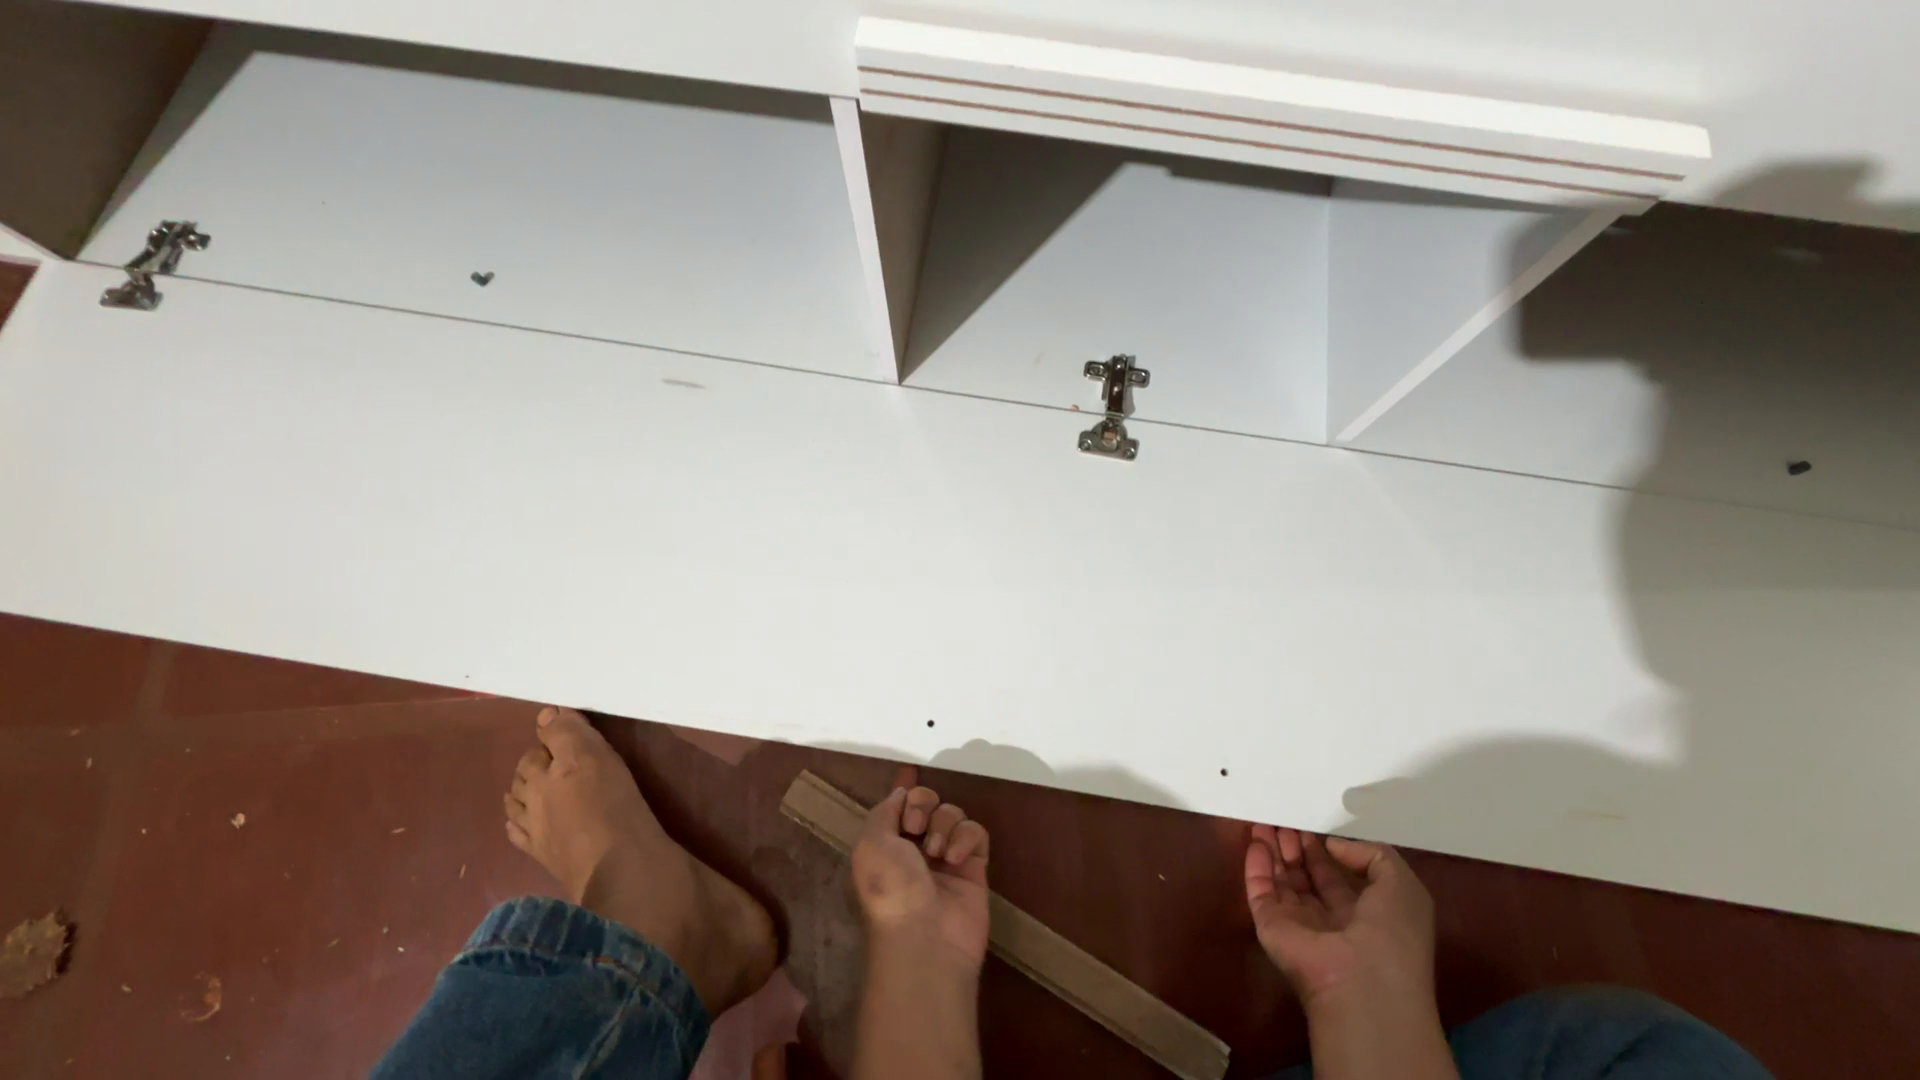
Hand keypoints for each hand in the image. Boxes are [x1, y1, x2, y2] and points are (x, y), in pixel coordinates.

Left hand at [852, 768, 990, 970]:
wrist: (925, 937)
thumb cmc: (890, 888)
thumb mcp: (870, 843)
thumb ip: (885, 810)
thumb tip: (902, 793)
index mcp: (886, 844)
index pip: (898, 806)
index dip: (903, 789)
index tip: (909, 770)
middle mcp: (915, 849)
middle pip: (927, 802)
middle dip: (923, 805)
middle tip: (915, 828)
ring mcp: (946, 858)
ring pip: (952, 814)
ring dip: (943, 825)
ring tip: (936, 854)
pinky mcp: (975, 867)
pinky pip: (976, 832)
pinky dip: (966, 838)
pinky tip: (956, 858)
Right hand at [1245, 825, 1435, 1009]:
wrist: (1361, 981)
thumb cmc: (1392, 935)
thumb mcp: (1403, 886)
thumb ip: (1373, 855)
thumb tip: (1332, 845)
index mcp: (1363, 915)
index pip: (1336, 878)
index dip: (1324, 851)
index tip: (1312, 827)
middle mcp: (1328, 920)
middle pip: (1305, 876)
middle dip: (1295, 847)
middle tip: (1284, 819)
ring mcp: (1296, 923)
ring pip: (1280, 880)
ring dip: (1273, 850)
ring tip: (1266, 822)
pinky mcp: (1269, 924)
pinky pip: (1259, 889)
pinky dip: (1255, 864)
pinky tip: (1257, 841)